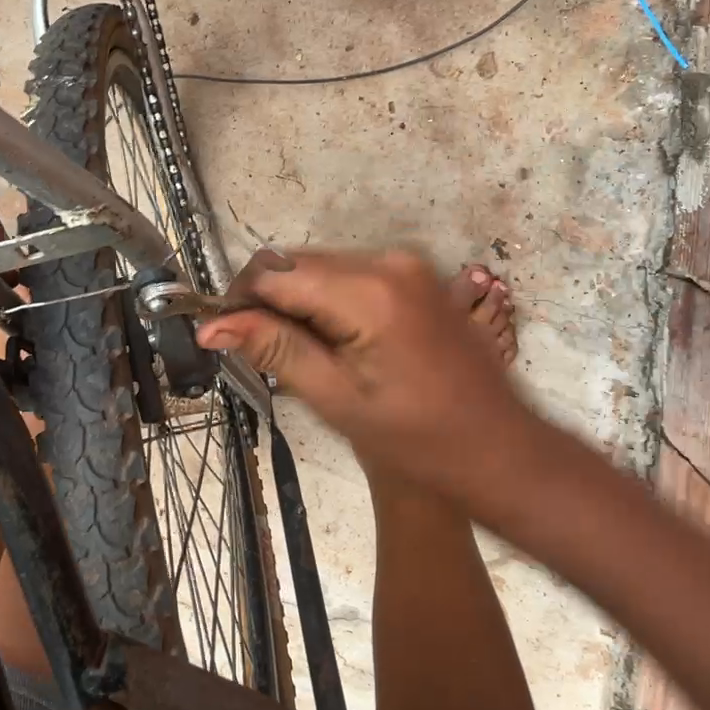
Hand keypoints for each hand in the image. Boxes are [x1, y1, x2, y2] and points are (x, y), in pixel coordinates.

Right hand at [197, 249, 538, 497]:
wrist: (499, 447)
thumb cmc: (416, 437)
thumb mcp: (335, 397)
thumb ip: (274, 349)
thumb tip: (209, 326)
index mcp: (368, 291)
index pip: (274, 272)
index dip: (240, 301)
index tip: (228, 338)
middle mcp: (386, 261)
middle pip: (296, 264)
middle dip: (268, 302)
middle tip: (263, 355)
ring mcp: (405, 264)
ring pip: (318, 267)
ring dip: (296, 302)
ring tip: (300, 354)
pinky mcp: (413, 274)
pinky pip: (346, 274)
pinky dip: (325, 300)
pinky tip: (332, 342)